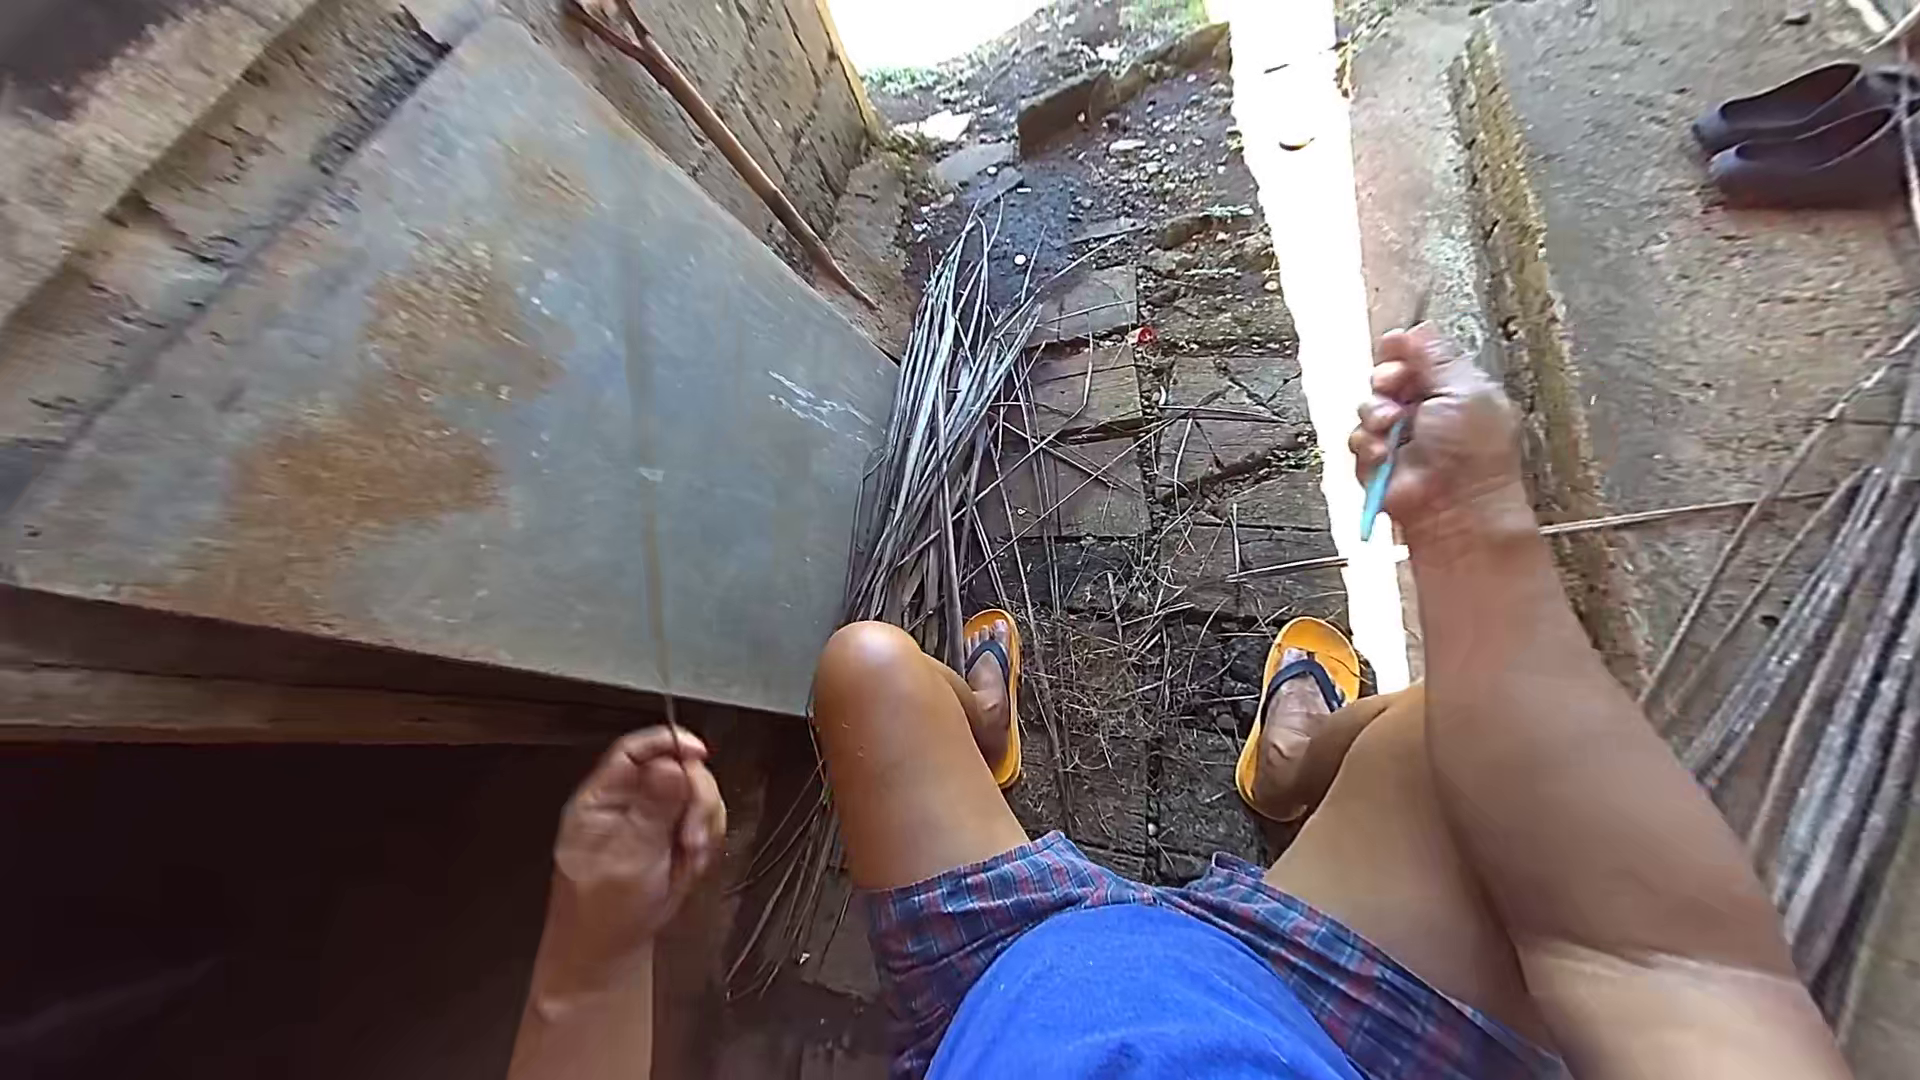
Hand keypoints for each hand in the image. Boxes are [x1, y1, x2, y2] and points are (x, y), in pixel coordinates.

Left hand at [537, 726, 726, 990]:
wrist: (611, 954)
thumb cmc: (601, 915)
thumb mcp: (626, 860)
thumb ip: (651, 812)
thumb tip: (671, 766)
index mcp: (603, 799)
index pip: (636, 749)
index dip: (669, 743)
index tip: (699, 753)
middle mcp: (631, 798)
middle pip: (679, 766)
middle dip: (696, 798)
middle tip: (692, 833)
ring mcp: (655, 812)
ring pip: (699, 789)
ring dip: (705, 821)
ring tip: (689, 856)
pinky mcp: (677, 826)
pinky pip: (709, 813)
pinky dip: (709, 835)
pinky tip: (692, 861)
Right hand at [1349, 325, 1531, 548]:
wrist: (1452, 502)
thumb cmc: (1471, 450)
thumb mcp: (1464, 390)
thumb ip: (1437, 357)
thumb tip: (1417, 329)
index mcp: (1450, 388)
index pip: (1417, 358)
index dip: (1401, 351)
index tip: (1392, 346)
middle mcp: (1421, 409)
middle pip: (1384, 378)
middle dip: (1384, 381)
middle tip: (1391, 389)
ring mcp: (1394, 435)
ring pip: (1365, 407)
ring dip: (1375, 415)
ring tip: (1391, 428)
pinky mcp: (1372, 458)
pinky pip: (1355, 439)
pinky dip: (1367, 444)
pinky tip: (1384, 454)